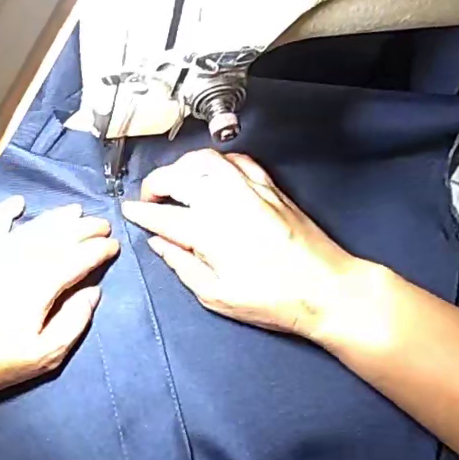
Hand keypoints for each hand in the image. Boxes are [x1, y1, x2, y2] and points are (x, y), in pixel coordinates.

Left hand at [0, 197, 118, 403]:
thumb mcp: (44, 355)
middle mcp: (20, 261)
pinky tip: (19, 202)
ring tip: (76, 211)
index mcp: (41, 284)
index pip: (78, 257)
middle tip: (103, 225)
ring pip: (33, 228)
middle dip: (85, 228)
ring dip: (57, 217)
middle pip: (59, 236)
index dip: (99, 250)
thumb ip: (74, 322)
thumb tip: (92, 291)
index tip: (114, 246)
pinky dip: (7, 211)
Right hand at [121, 150, 368, 340]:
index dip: (140, 212)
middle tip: (149, 197)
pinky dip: (218, 163)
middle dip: (155, 184)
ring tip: (176, 181)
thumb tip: (161, 246)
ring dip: (183, 167)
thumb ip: (182, 265)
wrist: (327, 289)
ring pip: (206, 160)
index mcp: (208, 232)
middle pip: (178, 177)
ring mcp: (250, 191)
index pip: (162, 215)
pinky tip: (213, 175)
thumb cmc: (276, 299)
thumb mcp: (216, 295)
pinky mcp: (270, 188)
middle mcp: (227, 203)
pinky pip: (238, 161)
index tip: (131, 212)